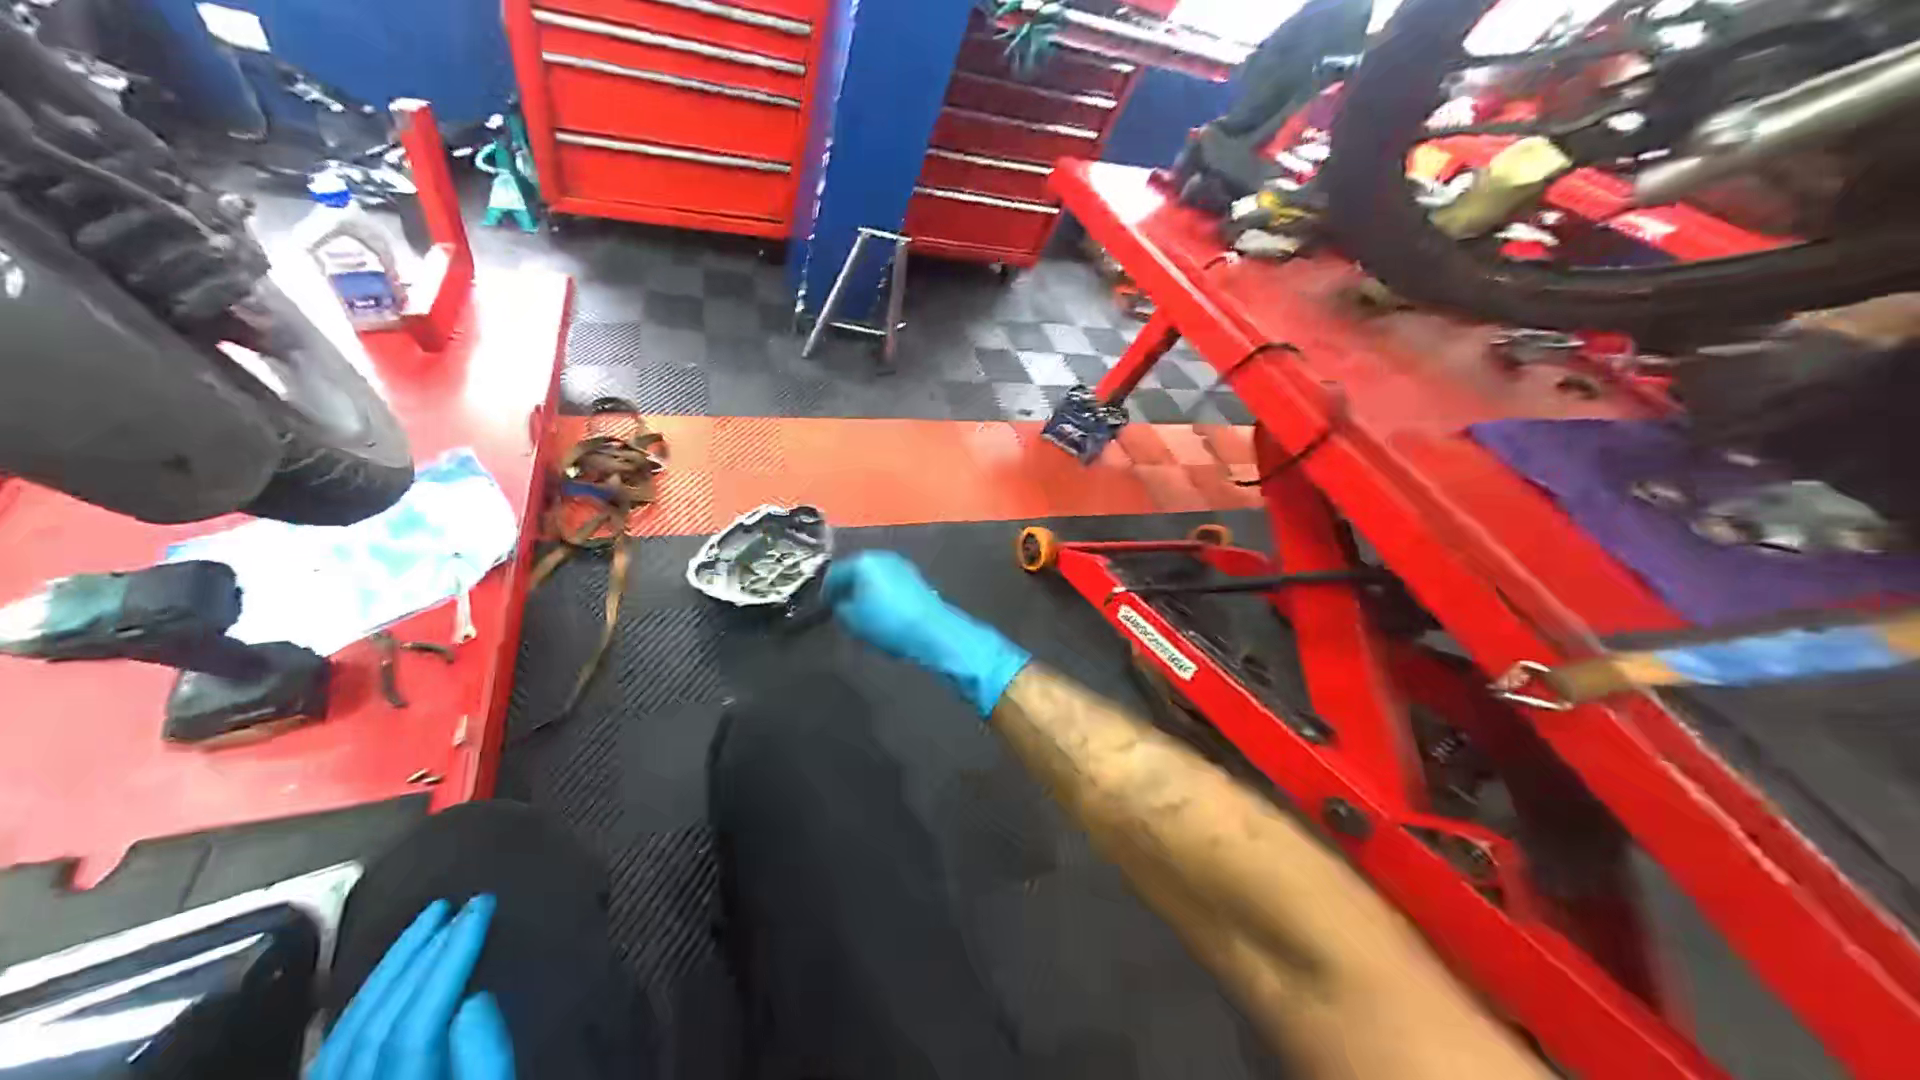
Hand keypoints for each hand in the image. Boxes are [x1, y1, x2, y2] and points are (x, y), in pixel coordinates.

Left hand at [310, 894, 514, 1079]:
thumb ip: (487, 1064)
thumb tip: (477, 996)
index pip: (415, 1029)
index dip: (448, 962)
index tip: (483, 906)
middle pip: (375, 1028)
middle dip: (421, 957)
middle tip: (462, 903)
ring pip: (345, 1034)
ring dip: (391, 968)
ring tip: (430, 920)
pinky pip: (331, 1050)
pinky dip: (364, 1000)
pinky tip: (391, 971)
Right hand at [823, 551, 1029, 717]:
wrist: (933, 631)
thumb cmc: (888, 623)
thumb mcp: (853, 621)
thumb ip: (840, 609)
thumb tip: (843, 605)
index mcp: (864, 561)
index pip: (836, 573)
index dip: (827, 592)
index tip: (824, 607)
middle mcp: (883, 557)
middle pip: (858, 573)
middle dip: (849, 591)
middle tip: (843, 612)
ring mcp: (903, 567)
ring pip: (876, 580)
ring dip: (867, 595)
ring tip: (863, 617)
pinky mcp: (917, 581)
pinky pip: (891, 587)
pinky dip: (884, 598)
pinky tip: (885, 617)